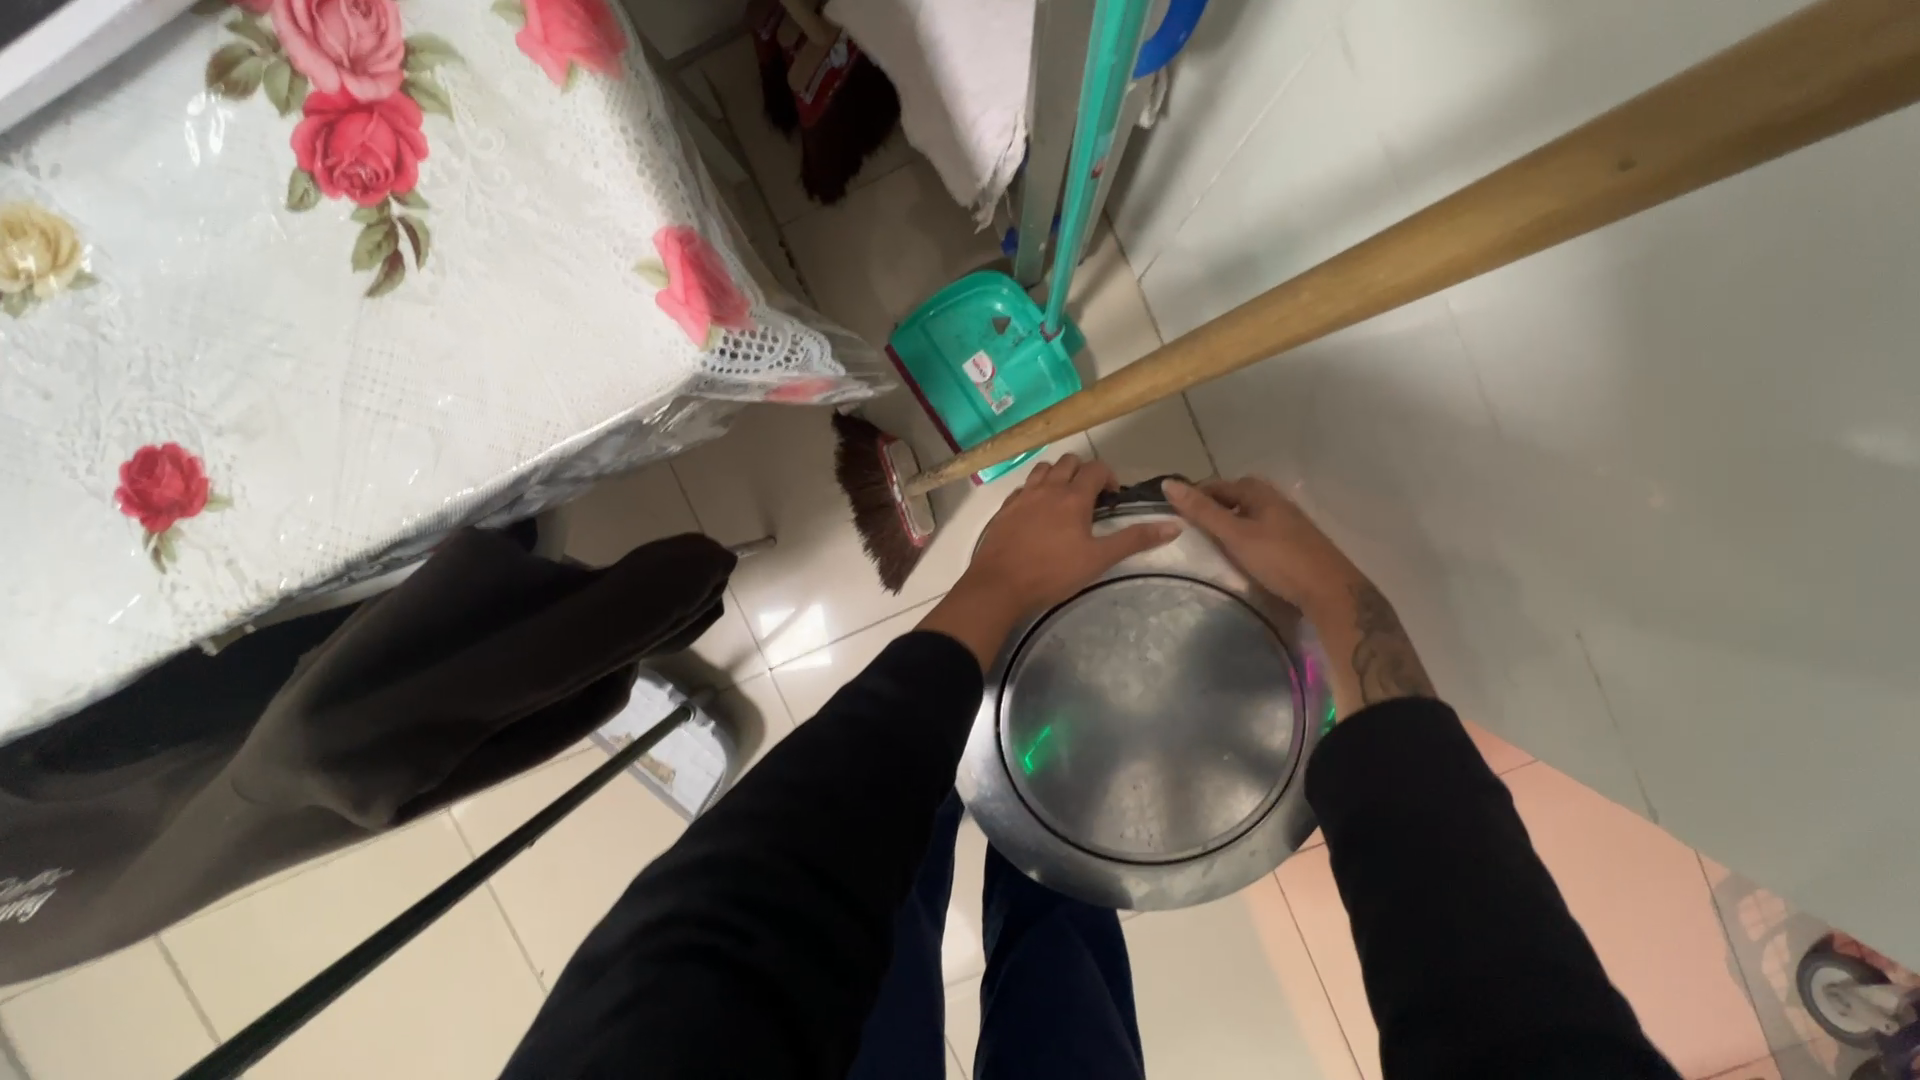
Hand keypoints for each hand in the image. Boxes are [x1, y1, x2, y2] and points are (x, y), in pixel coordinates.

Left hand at [919, 456, 1180, 667]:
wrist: (998, 586)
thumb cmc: (1052, 573)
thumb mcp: (1098, 559)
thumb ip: (1134, 540)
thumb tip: (1173, 526)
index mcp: (1072, 496)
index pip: (1096, 468)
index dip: (1109, 478)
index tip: (1112, 499)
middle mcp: (1046, 488)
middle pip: (1068, 462)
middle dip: (1083, 472)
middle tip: (1090, 498)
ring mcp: (1022, 497)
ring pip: (1042, 469)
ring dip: (1057, 476)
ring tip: (1063, 502)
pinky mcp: (1003, 510)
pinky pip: (1022, 488)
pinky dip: (1034, 491)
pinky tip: (1036, 513)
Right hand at [1162, 477, 1362, 615]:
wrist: (1329, 590)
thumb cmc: (1278, 559)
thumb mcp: (1235, 534)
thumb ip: (1202, 512)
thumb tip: (1168, 484)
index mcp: (1259, 492)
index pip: (1217, 485)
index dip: (1194, 496)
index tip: (1174, 515)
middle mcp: (1274, 500)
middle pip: (1234, 497)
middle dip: (1211, 508)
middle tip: (1189, 529)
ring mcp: (1286, 521)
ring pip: (1247, 514)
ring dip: (1227, 523)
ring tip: (1209, 543)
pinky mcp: (1293, 541)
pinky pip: (1258, 530)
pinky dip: (1242, 536)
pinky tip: (1237, 553)